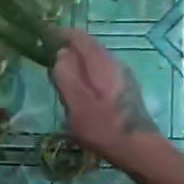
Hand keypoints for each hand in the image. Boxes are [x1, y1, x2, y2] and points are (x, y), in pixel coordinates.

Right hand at [52, 31, 159, 167]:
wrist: (139, 148)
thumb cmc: (103, 127)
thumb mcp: (77, 103)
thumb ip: (67, 76)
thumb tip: (61, 53)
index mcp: (102, 62)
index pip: (79, 36)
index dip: (60, 35)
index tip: (44, 41)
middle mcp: (115, 62)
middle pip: (88, 47)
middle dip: (69, 51)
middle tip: (51, 65)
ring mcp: (124, 75)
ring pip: (96, 60)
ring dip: (79, 65)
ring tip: (64, 81)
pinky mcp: (127, 88)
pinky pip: (103, 72)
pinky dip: (89, 75)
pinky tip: (83, 94)